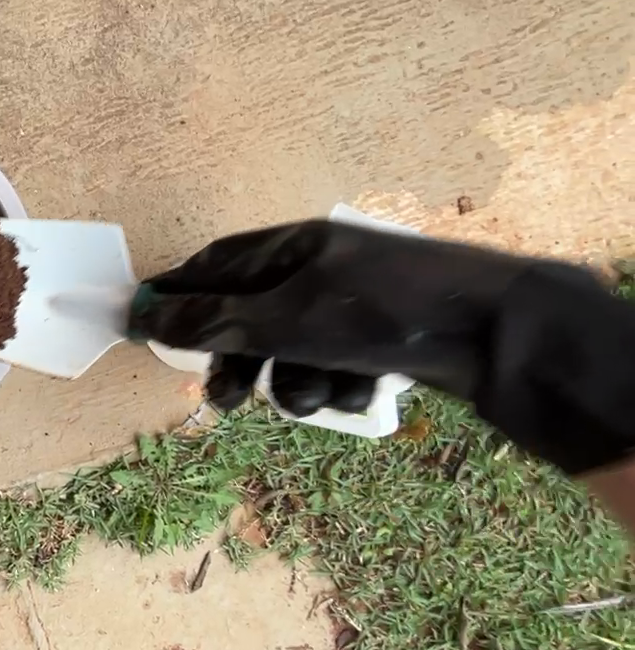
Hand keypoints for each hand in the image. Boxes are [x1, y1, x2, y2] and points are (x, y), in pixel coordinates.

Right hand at [128, 221, 634, 473]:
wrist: (511, 336)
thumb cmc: (381, 313)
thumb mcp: (279, 320)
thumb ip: (205, 323)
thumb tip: (138, 317)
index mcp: (288, 248)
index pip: (208, 268)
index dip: (173, 298)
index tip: (142, 327)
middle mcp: (315, 270)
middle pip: (243, 317)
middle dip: (234, 362)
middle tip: (222, 399)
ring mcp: (350, 304)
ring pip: (286, 349)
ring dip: (289, 381)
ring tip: (310, 401)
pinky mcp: (380, 337)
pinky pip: (330, 363)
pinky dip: (335, 382)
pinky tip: (356, 390)